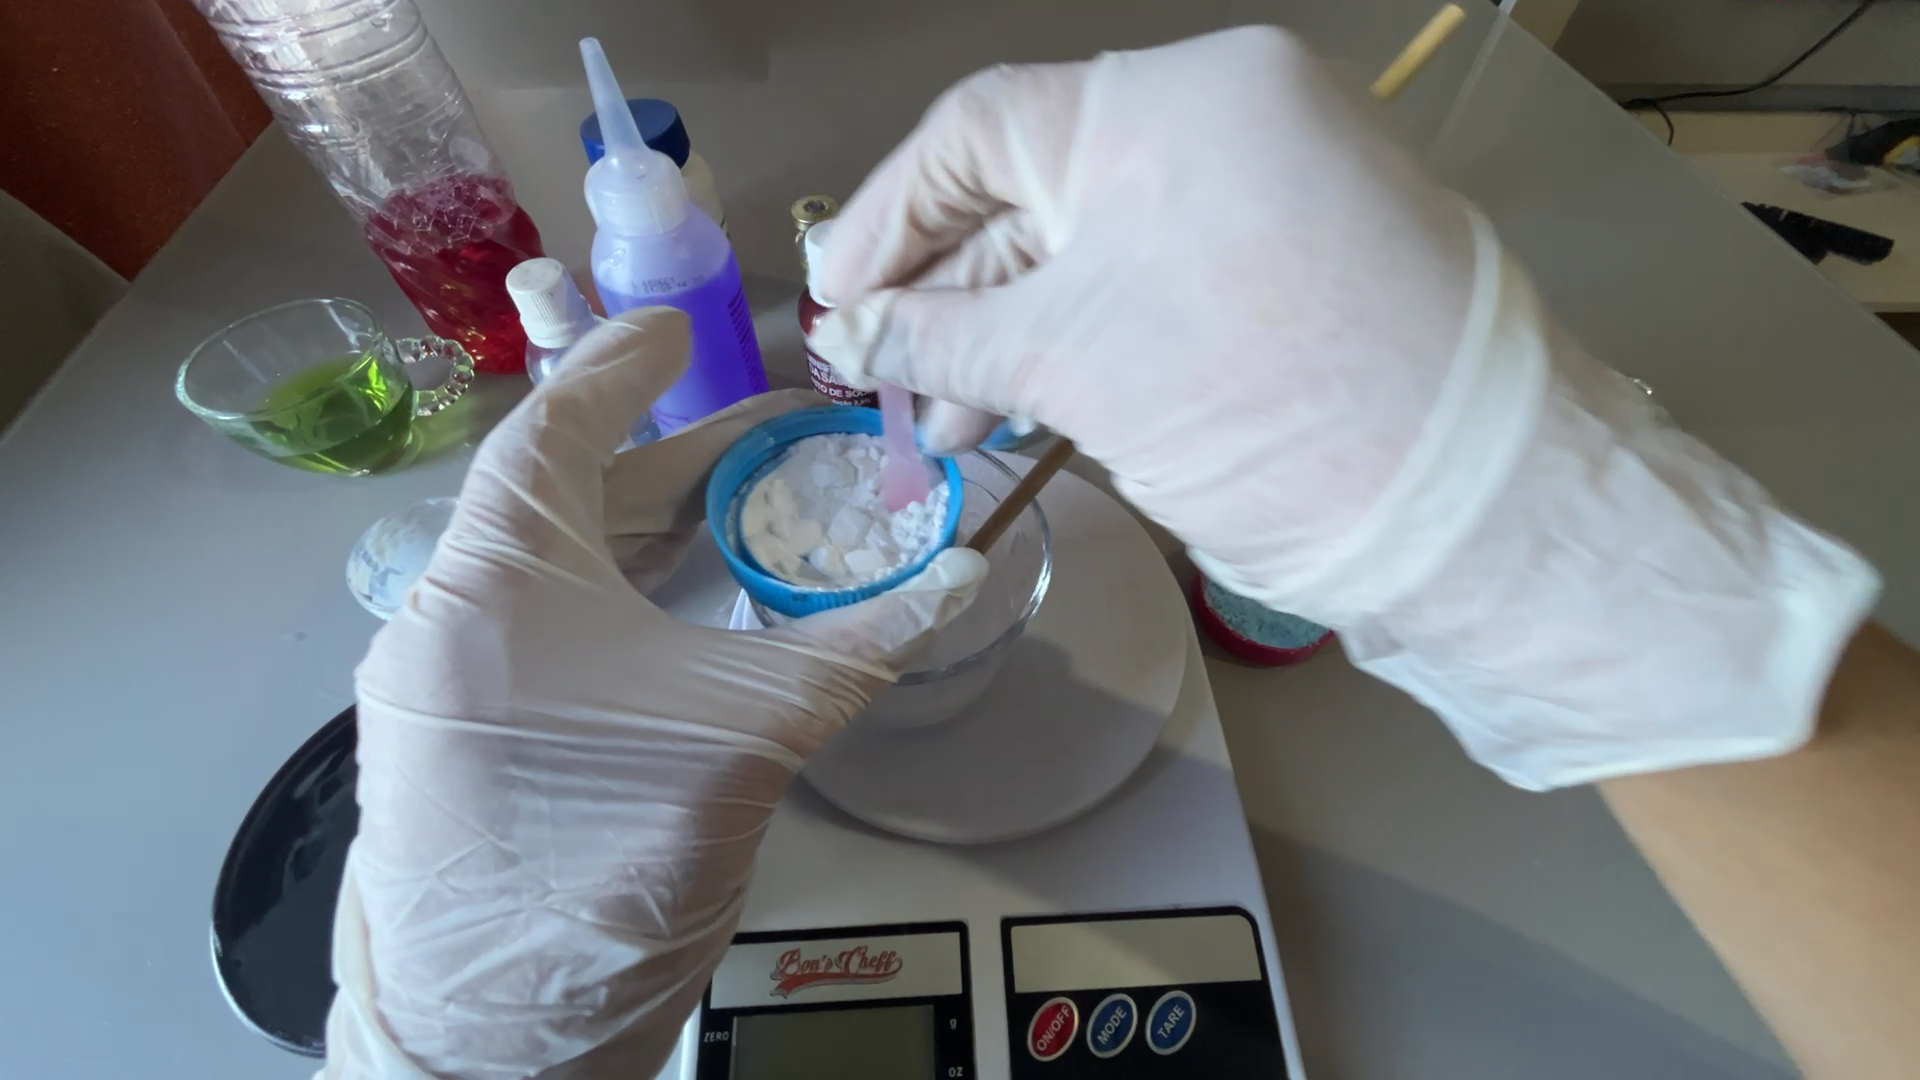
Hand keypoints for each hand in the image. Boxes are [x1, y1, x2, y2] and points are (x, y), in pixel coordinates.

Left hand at [322, 310, 985, 1077]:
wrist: (511, 1041)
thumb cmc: (609, 861)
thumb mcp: (752, 730)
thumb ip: (863, 643)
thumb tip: (964, 574)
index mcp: (495, 584)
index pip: (552, 432)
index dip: (618, 368)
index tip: (676, 326)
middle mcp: (465, 612)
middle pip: (583, 497)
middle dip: (685, 457)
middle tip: (778, 430)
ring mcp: (473, 672)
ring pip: (584, 563)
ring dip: (673, 528)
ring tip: (762, 498)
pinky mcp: (498, 725)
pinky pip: (580, 622)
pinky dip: (652, 593)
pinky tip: (718, 592)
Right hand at [808, 26, 1877, 789]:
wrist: (1457, 515)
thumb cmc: (1261, 409)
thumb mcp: (1078, 363)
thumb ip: (947, 340)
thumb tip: (854, 338)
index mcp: (1171, 107)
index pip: (981, 130)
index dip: (890, 215)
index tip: (837, 299)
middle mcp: (1207, 138)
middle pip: (1025, 203)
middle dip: (940, 299)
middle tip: (879, 380)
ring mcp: (1236, 217)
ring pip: (1074, 269)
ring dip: (995, 347)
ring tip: (936, 429)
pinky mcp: (1253, 294)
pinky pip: (1125, 309)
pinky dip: (1060, 360)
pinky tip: (1005, 417)